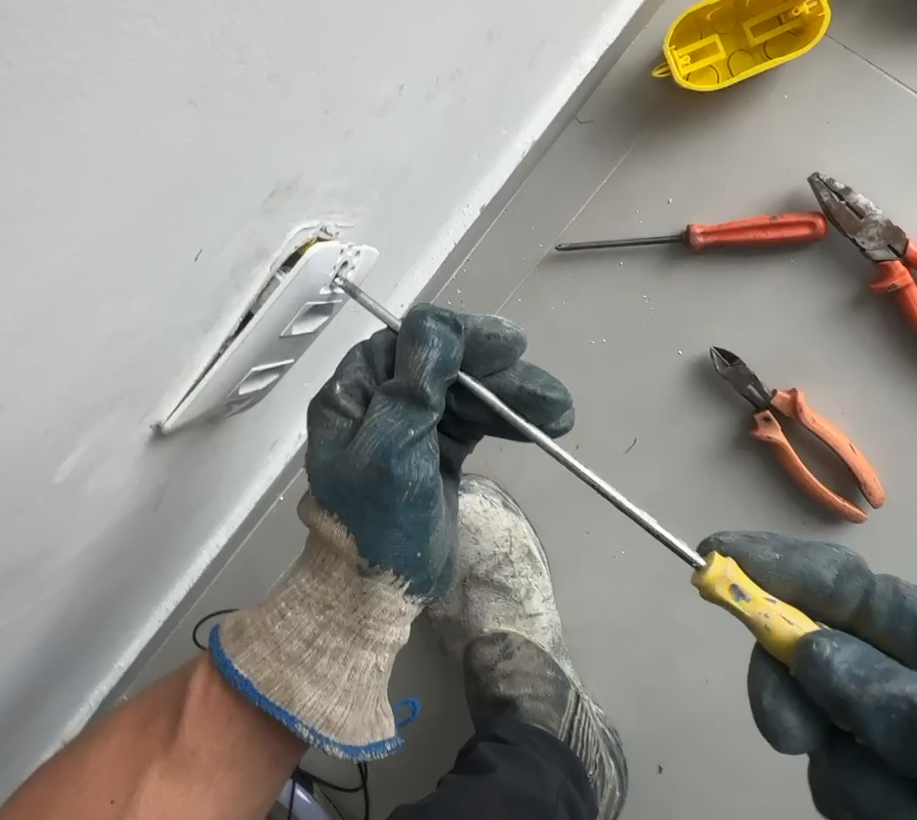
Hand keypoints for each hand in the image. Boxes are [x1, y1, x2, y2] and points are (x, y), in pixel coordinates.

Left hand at [305, 303, 574, 600]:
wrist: (376, 594)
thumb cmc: (376, 523)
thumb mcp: (392, 449)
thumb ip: (414, 384)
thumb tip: (439, 322)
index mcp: (355, 390)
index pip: (411, 341)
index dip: (460, 338)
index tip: (508, 347)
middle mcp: (380, 398)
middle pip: (445, 365)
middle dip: (496, 374)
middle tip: (546, 387)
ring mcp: (410, 423)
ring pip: (465, 391)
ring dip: (511, 396)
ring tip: (560, 410)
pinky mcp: (436, 448)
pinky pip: (473, 419)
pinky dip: (506, 418)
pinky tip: (541, 422)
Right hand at [700, 532, 916, 819]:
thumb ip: (911, 704)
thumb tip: (806, 650)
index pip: (842, 585)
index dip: (774, 564)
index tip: (714, 555)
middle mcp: (903, 678)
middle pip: (806, 652)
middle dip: (792, 689)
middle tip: (788, 735)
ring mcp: (883, 734)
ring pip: (814, 727)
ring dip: (859, 778)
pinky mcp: (871, 785)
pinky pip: (831, 785)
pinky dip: (865, 810)